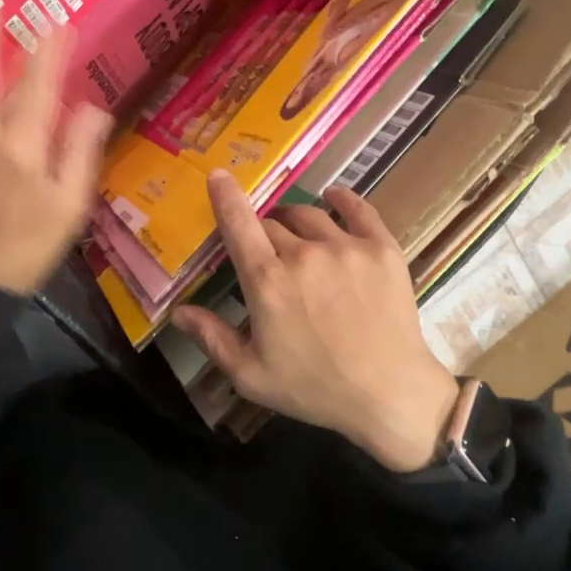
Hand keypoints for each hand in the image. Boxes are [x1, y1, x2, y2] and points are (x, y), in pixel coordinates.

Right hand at [172, 173, 457, 471]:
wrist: (390, 394)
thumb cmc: (314, 389)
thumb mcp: (251, 376)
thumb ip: (212, 339)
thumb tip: (180, 312)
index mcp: (267, 281)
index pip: (239, 225)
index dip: (226, 197)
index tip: (218, 176)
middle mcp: (304, 254)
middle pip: (273, 224)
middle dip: (263, 233)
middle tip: (267, 253)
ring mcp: (346, 247)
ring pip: (310, 214)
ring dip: (295, 219)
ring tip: (295, 233)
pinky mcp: (382, 249)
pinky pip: (359, 210)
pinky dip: (342, 200)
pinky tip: (334, 198)